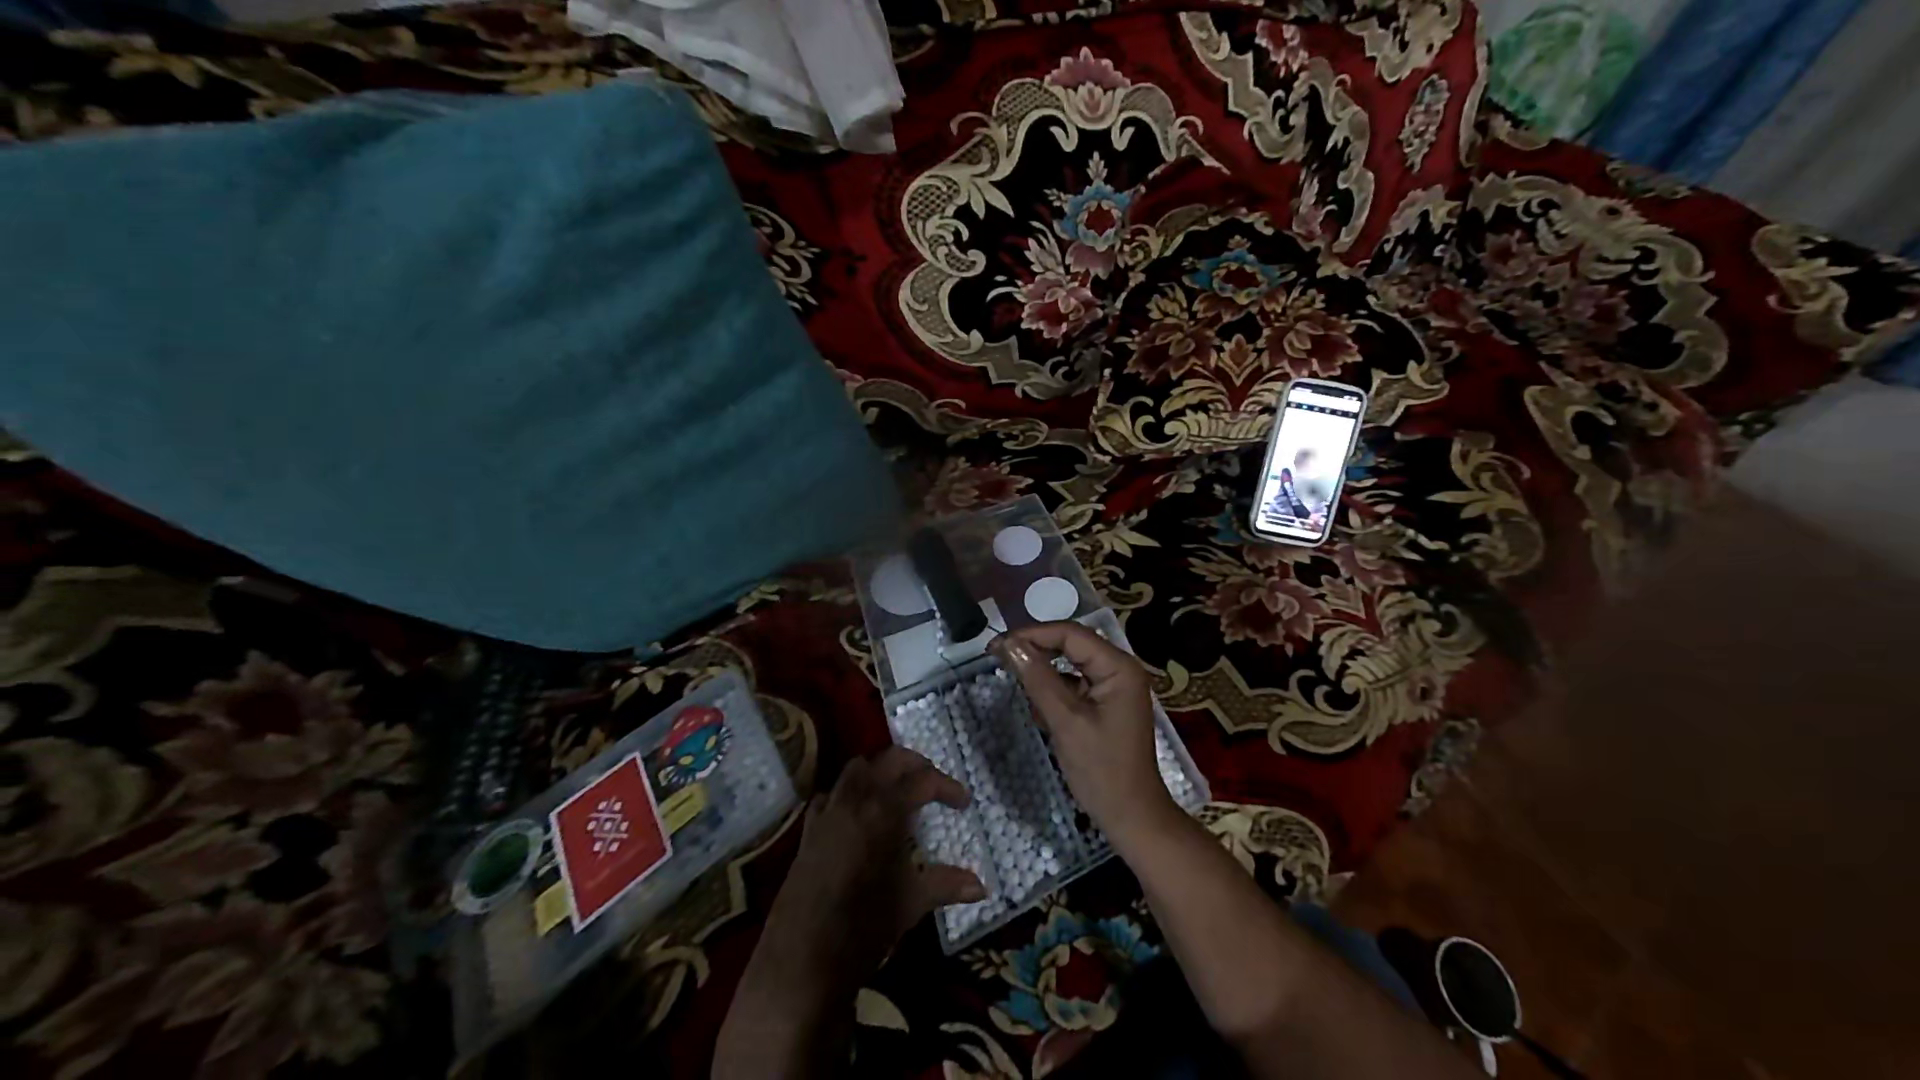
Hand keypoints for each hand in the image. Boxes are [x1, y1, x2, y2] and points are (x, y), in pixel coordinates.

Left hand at [771, 746, 986, 972]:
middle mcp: (854, 800)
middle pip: (888, 759)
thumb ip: (946, 885)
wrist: (803, 958)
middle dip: (915, 765)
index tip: (964, 803)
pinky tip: (858, 817)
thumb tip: (981, 887)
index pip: (923, 780)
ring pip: (856, 769)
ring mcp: (828, 812)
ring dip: (880, 773)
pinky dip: (848, 794)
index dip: (947, 787)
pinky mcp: (809, 830)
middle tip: (933, 787)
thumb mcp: (911, 903)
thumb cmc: (863, 927)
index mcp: (884, 811)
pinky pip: (831, 794)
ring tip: (898, 795)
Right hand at [992, 622, 1179, 843]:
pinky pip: (1074, 685)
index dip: (1031, 634)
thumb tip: (1009, 644)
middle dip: (1035, 650)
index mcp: (1119, 667)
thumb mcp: (1065, 721)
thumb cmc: (1101, 770)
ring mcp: (1114, 687)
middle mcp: (1119, 669)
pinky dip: (1053, 691)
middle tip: (998, 658)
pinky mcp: (1106, 704)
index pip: (1071, 634)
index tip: (996, 646)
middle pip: (1071, 645)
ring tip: (1012, 681)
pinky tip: (1036, 707)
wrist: (1131, 816)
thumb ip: (1037, 679)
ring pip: (1070, 664)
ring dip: (1042, 671)